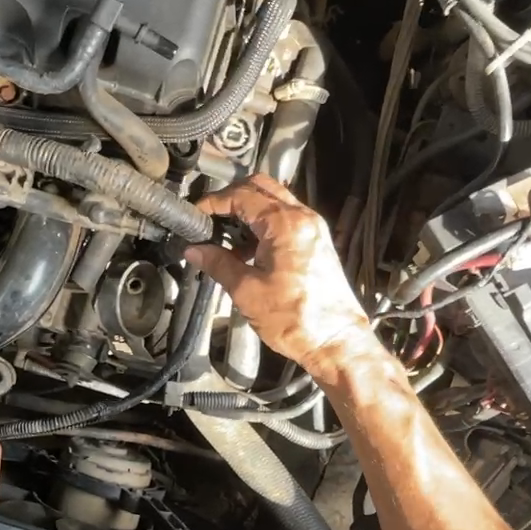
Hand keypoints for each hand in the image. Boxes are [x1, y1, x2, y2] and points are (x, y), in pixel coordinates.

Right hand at [183, 174, 378, 381]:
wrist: (335, 342)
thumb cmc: (296, 319)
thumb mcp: (247, 291)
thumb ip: (218, 264)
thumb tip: (195, 250)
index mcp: (286, 225)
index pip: (242, 195)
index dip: (213, 201)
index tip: (195, 213)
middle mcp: (303, 219)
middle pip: (261, 187)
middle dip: (231, 197)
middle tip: (208, 216)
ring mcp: (313, 229)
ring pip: (274, 201)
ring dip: (247, 211)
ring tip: (224, 236)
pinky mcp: (315, 243)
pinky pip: (285, 220)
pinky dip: (263, 225)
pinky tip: (246, 250)